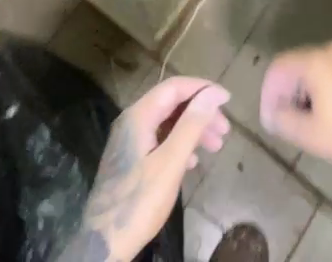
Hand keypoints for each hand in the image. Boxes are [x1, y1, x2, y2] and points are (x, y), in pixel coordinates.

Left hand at [61, 77, 230, 261]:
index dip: (202, 89)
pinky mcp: (131, 159)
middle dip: (200, 112)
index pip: (173, 88)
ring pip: (167, 123)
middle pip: (171, 104)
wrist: (104, 242)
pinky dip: (180, 144)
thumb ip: (191, 126)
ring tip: (216, 146)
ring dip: (193, 129)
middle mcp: (132, 122)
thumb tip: (212, 94)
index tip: (228, 100)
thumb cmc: (139, 201)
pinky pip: (160, 140)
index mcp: (138, 116)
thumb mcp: (170, 163)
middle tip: (225, 130)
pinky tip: (193, 161)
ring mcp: (130, 141)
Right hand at [258, 42, 331, 178]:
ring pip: (318, 70)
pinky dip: (327, 90)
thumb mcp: (310, 134)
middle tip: (285, 120)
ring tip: (308, 121)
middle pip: (298, 65)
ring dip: (307, 92)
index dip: (268, 93)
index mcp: (316, 61)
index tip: (269, 119)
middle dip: (287, 92)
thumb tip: (274, 113)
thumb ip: (283, 120)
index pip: (279, 68)